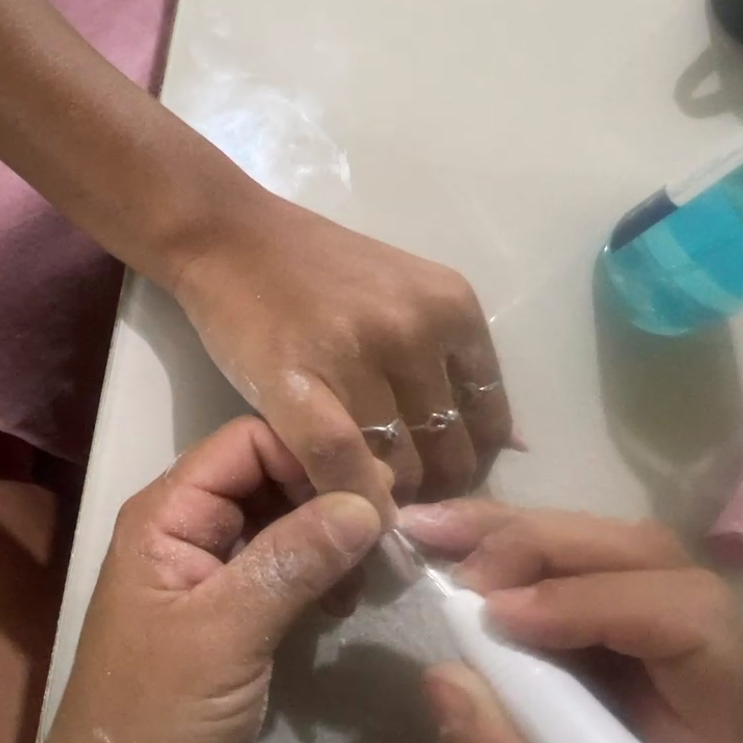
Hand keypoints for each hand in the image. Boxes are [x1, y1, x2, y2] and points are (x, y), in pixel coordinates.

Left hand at [25, 417, 381, 742]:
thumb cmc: (158, 713)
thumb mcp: (227, 632)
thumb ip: (293, 560)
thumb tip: (366, 501)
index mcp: (166, 511)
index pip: (246, 441)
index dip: (309, 452)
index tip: (375, 491)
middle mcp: (184, 522)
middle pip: (265, 472)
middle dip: (325, 494)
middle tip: (387, 533)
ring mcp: (204, 561)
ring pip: (277, 516)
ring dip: (326, 534)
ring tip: (368, 573)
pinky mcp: (225, 600)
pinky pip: (277, 560)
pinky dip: (315, 568)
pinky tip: (343, 596)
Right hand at [173, 198, 511, 523]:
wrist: (229, 237)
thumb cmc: (314, 271)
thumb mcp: (405, 298)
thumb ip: (453, 366)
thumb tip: (513, 445)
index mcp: (454, 308)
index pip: (490, 423)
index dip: (465, 468)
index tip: (430, 481)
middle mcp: (418, 328)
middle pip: (449, 454)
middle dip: (424, 490)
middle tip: (387, 494)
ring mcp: (358, 353)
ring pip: (399, 468)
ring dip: (381, 496)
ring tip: (353, 491)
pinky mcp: (297, 380)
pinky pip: (341, 463)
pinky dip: (347, 497)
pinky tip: (335, 505)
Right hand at [403, 501, 742, 742]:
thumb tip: (448, 679)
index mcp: (724, 732)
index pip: (688, 621)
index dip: (591, 601)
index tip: (495, 618)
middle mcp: (706, 665)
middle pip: (645, 558)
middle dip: (540, 547)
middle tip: (455, 574)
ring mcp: (655, 634)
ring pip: (602, 543)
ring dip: (510, 530)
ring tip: (430, 531)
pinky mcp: (607, 622)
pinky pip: (563, 559)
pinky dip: (499, 541)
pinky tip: (444, 540)